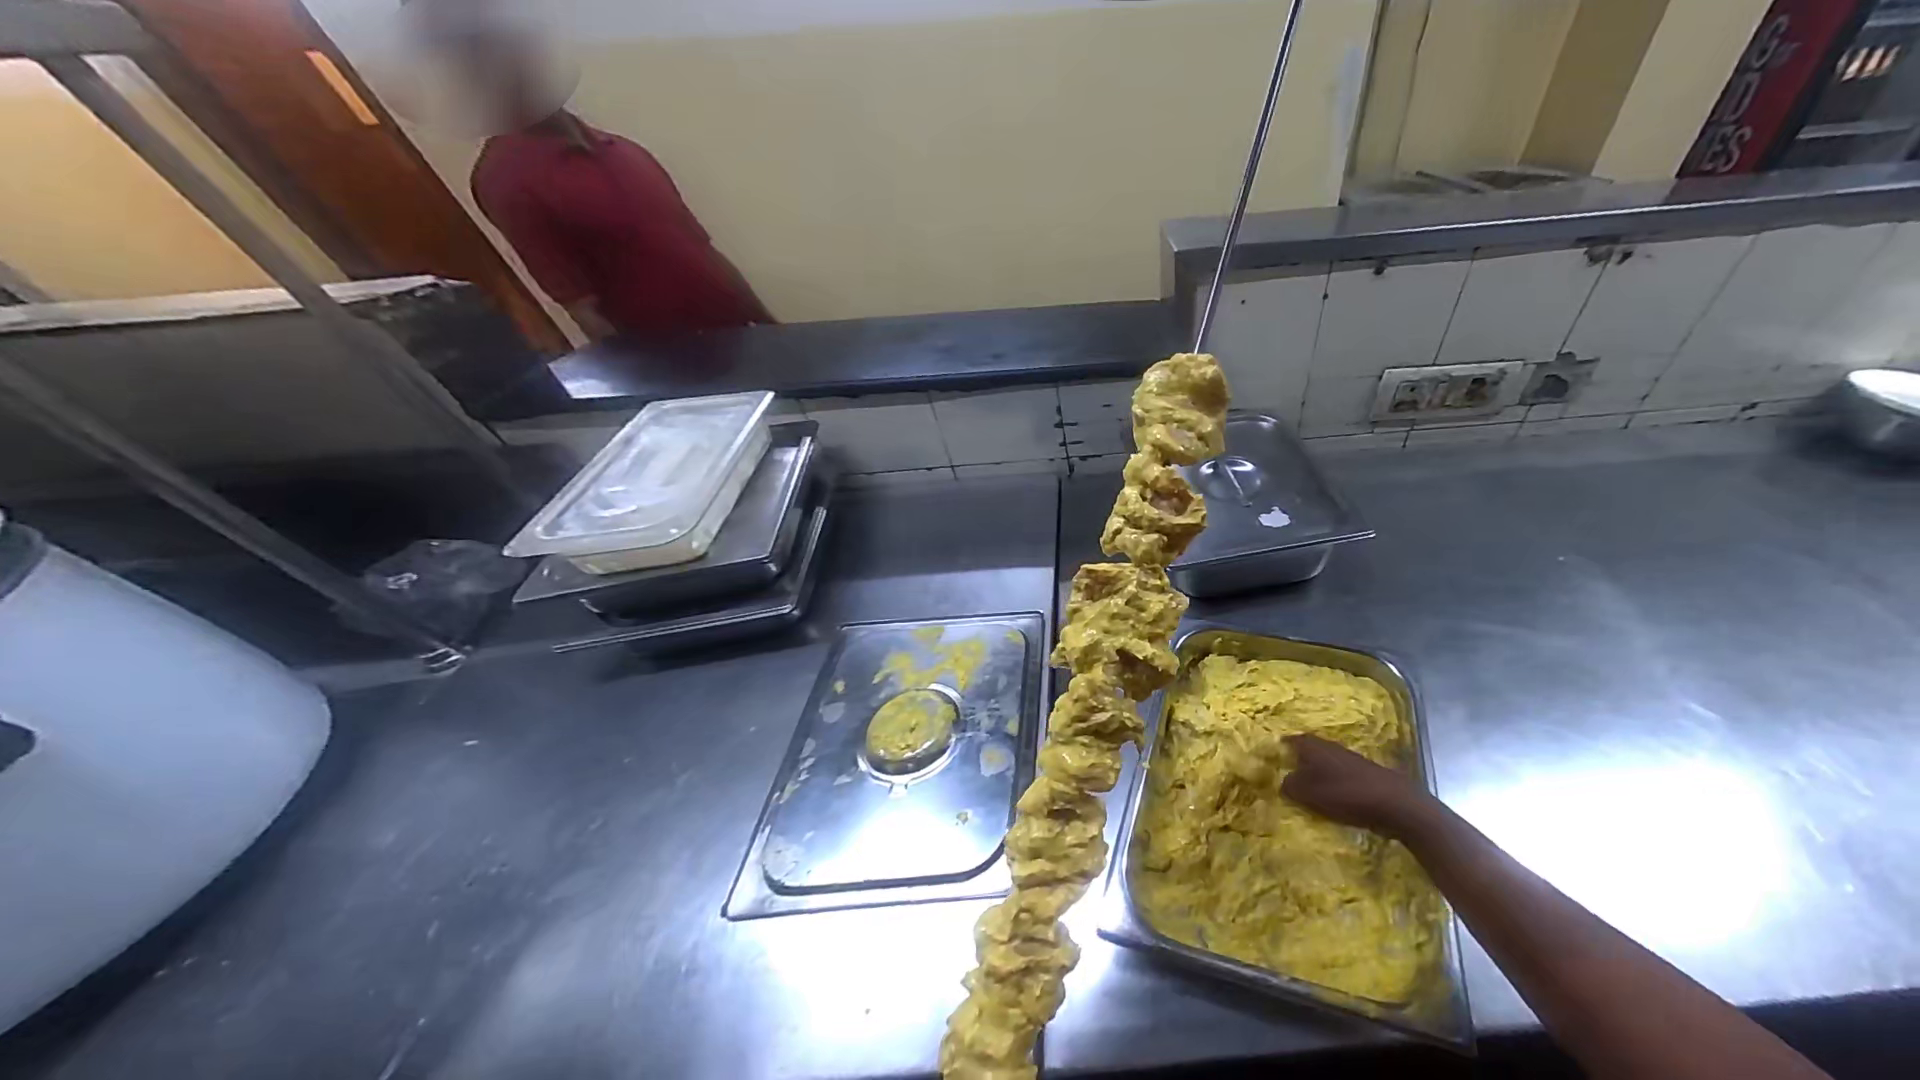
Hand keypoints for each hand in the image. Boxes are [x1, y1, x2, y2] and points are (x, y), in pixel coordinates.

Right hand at [1281, 735, 1434, 838]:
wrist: (1396, 805)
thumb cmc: (1344, 794)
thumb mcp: (1306, 793)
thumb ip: (1288, 786)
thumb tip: (1284, 782)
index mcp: (1311, 745)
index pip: (1289, 741)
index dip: (1278, 749)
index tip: (1270, 761)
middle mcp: (1328, 746)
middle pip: (1307, 751)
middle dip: (1298, 763)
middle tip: (1286, 778)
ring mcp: (1349, 758)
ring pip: (1325, 763)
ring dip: (1317, 774)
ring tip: (1309, 791)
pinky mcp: (1365, 773)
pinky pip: (1340, 776)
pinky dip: (1334, 784)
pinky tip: (1333, 798)